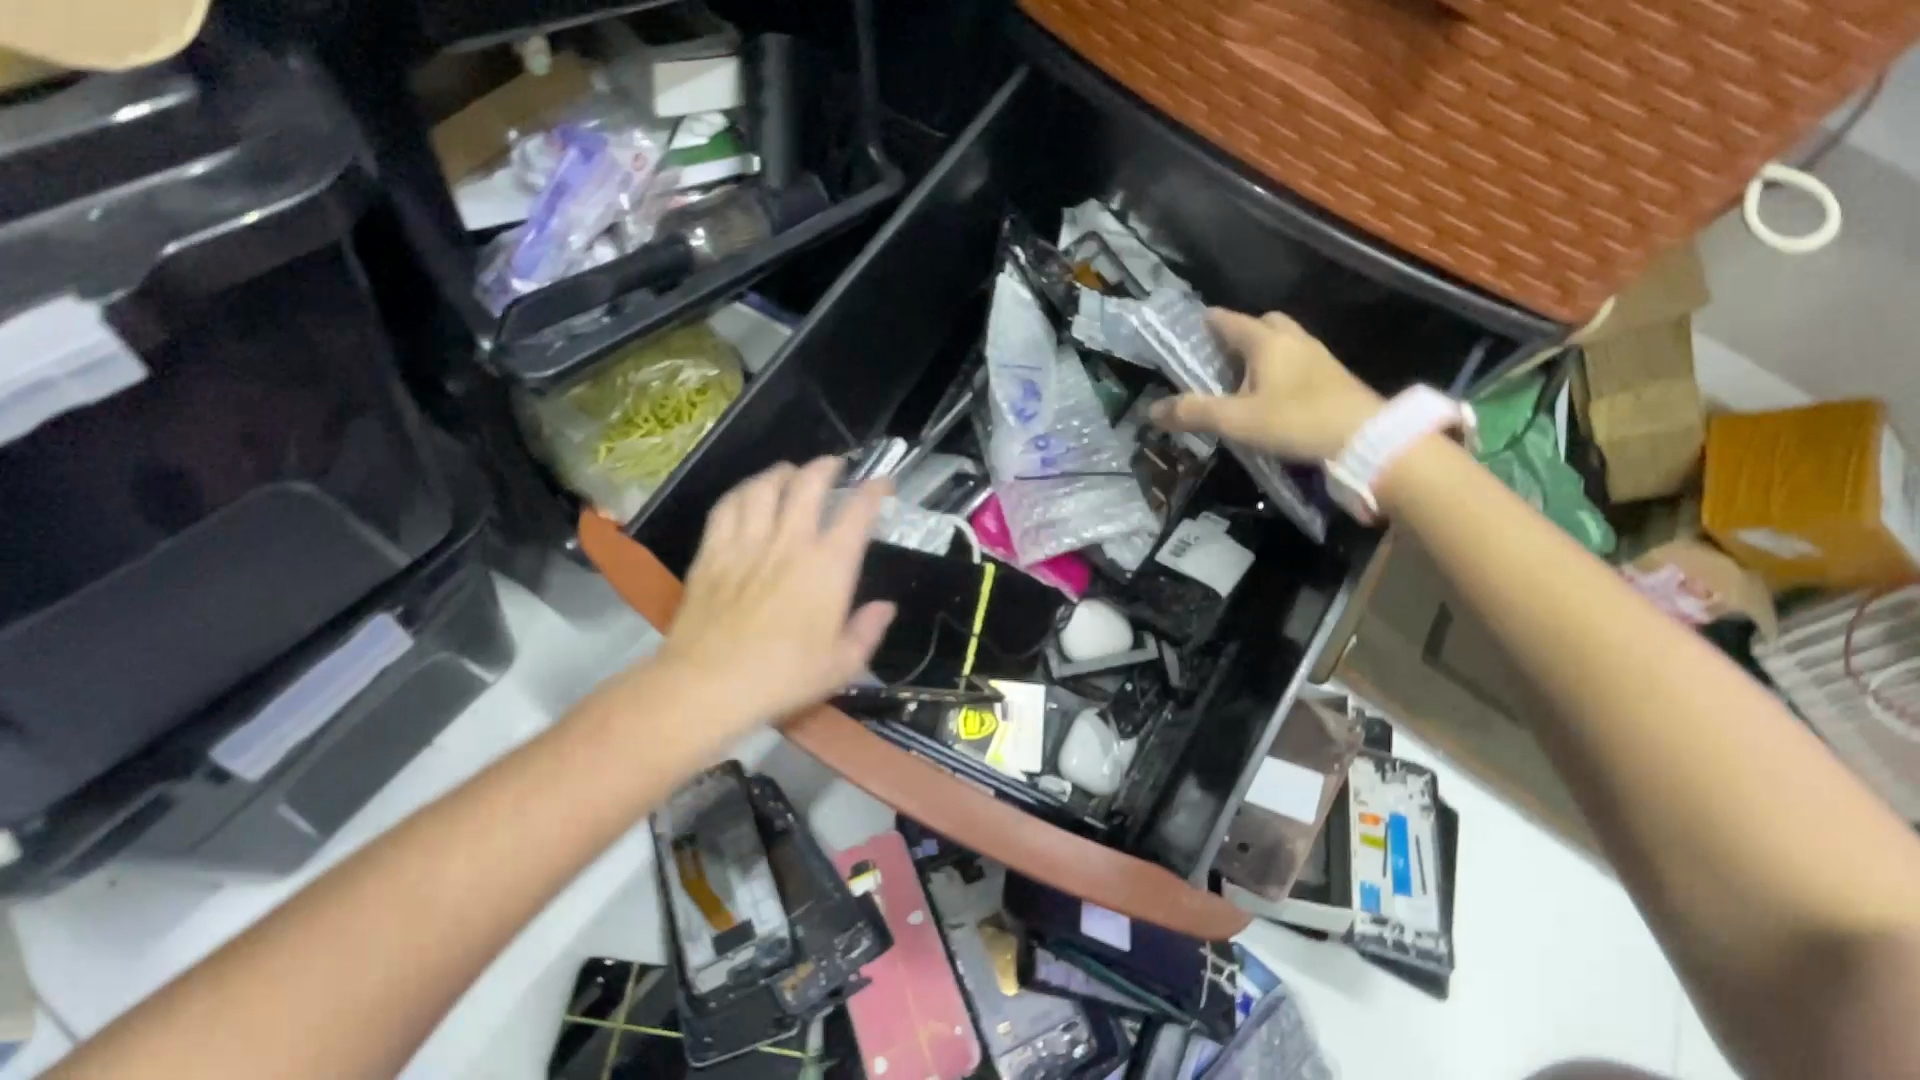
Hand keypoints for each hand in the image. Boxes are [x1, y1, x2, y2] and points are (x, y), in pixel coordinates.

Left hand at [653, 457, 895, 736]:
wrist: (710, 683)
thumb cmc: (784, 677)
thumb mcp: (842, 665)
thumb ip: (867, 631)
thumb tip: (885, 607)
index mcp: (829, 567)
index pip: (857, 513)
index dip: (873, 491)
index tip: (881, 483)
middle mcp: (790, 542)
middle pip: (808, 485)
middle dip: (825, 467)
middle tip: (833, 465)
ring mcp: (747, 542)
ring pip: (765, 487)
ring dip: (781, 472)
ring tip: (789, 472)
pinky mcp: (712, 551)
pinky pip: (727, 506)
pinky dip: (741, 492)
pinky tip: (746, 494)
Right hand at [1150, 308, 1382, 461]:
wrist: (1364, 438)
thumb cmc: (1296, 421)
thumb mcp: (1237, 421)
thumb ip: (1194, 413)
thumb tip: (1151, 410)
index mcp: (1266, 341)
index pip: (1229, 321)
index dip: (1208, 322)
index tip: (1191, 326)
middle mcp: (1293, 340)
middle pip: (1263, 323)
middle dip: (1240, 333)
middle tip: (1220, 355)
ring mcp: (1318, 357)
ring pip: (1285, 341)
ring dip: (1263, 352)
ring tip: (1244, 378)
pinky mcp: (1333, 377)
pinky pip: (1299, 361)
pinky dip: (1282, 368)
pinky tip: (1275, 394)